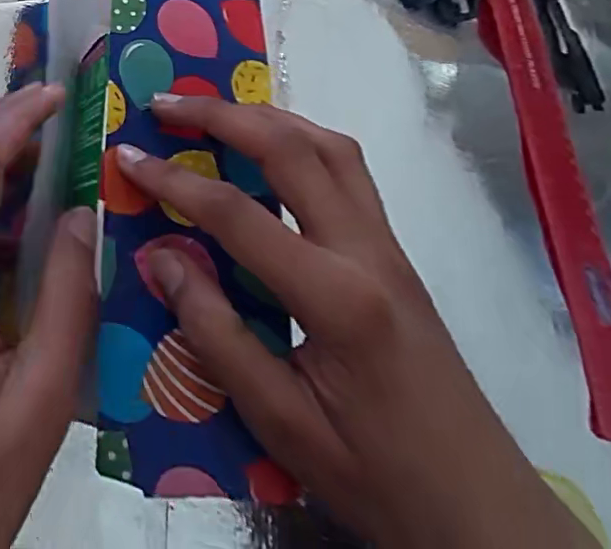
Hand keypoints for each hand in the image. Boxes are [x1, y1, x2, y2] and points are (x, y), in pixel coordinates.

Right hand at [115, 93, 595, 548]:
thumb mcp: (281, 423)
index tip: (129, 157)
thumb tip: (163, 257)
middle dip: (223, 116)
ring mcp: (388, 244)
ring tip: (217, 113)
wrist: (481, 505)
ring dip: (269, 117)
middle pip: (292, 150)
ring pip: (330, 147)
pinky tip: (274, 154)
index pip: (239, 215)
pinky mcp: (395, 251)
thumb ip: (216, 334)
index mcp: (336, 297)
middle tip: (168, 104)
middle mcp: (367, 249)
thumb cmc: (376, 475)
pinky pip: (348, 170)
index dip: (175, 181)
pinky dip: (302, 141)